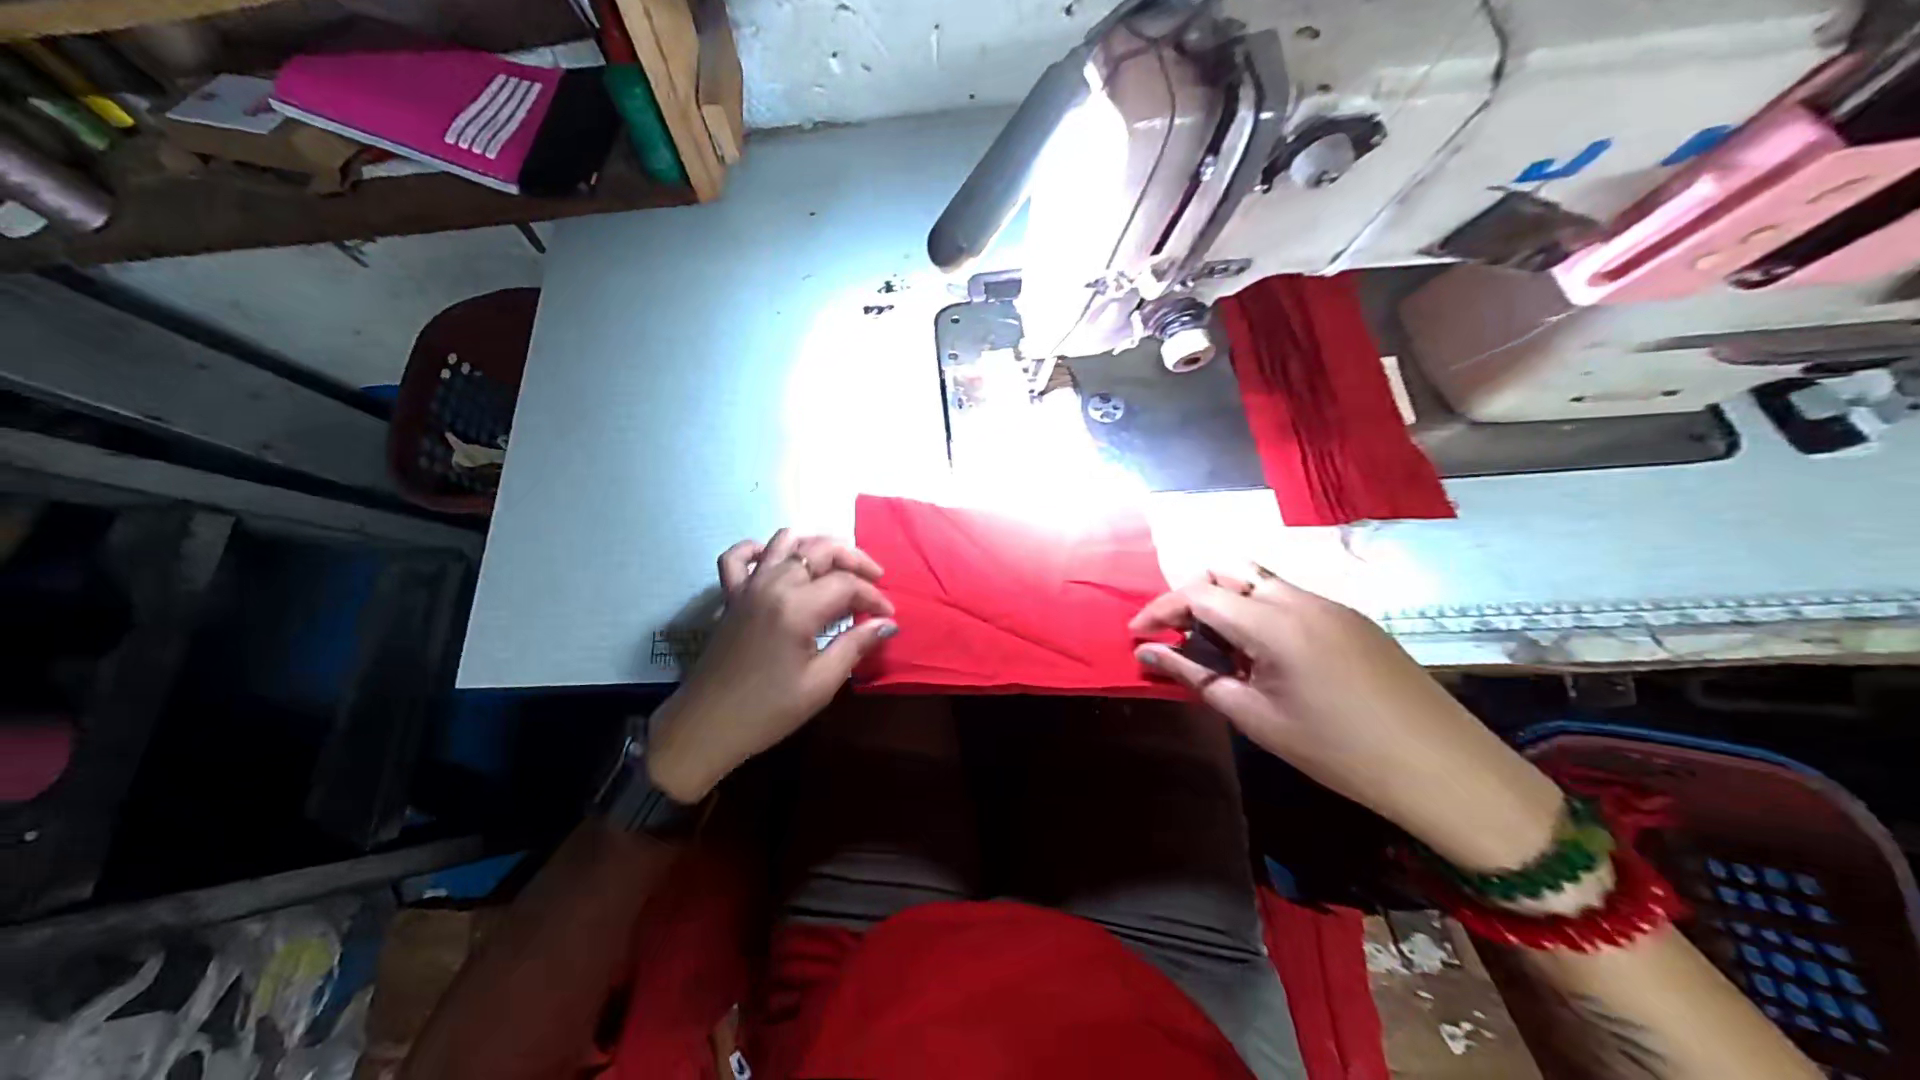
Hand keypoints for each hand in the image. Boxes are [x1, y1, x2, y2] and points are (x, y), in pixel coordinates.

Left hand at [647, 530, 897, 801]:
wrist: (706, 727)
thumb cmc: (768, 711)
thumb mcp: (821, 684)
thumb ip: (855, 645)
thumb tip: (887, 624)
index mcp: (796, 607)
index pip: (846, 584)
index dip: (873, 597)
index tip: (888, 617)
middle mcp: (772, 584)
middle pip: (821, 549)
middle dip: (855, 560)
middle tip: (875, 580)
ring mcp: (747, 586)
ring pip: (785, 541)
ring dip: (815, 546)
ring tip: (836, 568)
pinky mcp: (730, 596)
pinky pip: (738, 556)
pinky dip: (760, 550)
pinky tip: (777, 562)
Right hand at [1131, 570, 1563, 871]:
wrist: (1441, 767)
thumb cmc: (1336, 750)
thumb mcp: (1254, 718)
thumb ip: (1196, 675)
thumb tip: (1147, 654)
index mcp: (1273, 621)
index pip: (1198, 593)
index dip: (1160, 609)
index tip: (1137, 635)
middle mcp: (1299, 598)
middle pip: (1228, 569)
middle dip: (1192, 593)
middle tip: (1178, 633)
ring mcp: (1330, 604)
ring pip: (1260, 579)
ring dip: (1227, 600)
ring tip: (1216, 646)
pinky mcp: (1351, 618)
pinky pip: (1290, 597)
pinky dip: (1259, 610)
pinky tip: (1263, 654)